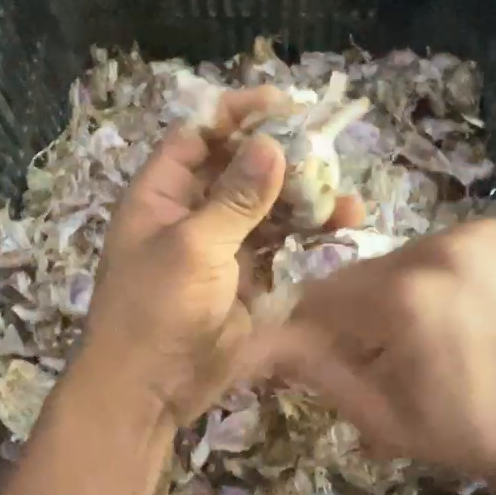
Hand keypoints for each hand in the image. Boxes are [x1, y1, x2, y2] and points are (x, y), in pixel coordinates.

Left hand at [80, 88, 363, 429]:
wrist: (150, 390)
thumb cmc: (157, 309)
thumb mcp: (195, 246)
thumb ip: (237, 197)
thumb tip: (271, 144)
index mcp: (162, 194)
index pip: (199, 136)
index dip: (236, 116)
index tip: (282, 105)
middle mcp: (192, 211)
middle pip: (240, 168)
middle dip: (282, 158)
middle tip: (327, 151)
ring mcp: (222, 245)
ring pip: (268, 206)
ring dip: (304, 198)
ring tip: (345, 197)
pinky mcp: (248, 277)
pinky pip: (281, 243)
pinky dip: (308, 233)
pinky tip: (342, 226)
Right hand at [252, 218, 495, 494]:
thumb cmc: (468, 431)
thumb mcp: (381, 416)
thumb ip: (315, 370)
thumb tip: (250, 345)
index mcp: (402, 299)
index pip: (320, 297)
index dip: (312, 329)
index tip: (324, 356)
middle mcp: (436, 249)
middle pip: (361, 275)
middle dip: (359, 313)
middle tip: (384, 355)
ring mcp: (475, 234)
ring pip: (398, 259)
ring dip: (396, 291)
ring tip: (427, 336)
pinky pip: (439, 247)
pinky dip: (435, 275)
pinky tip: (457, 311)